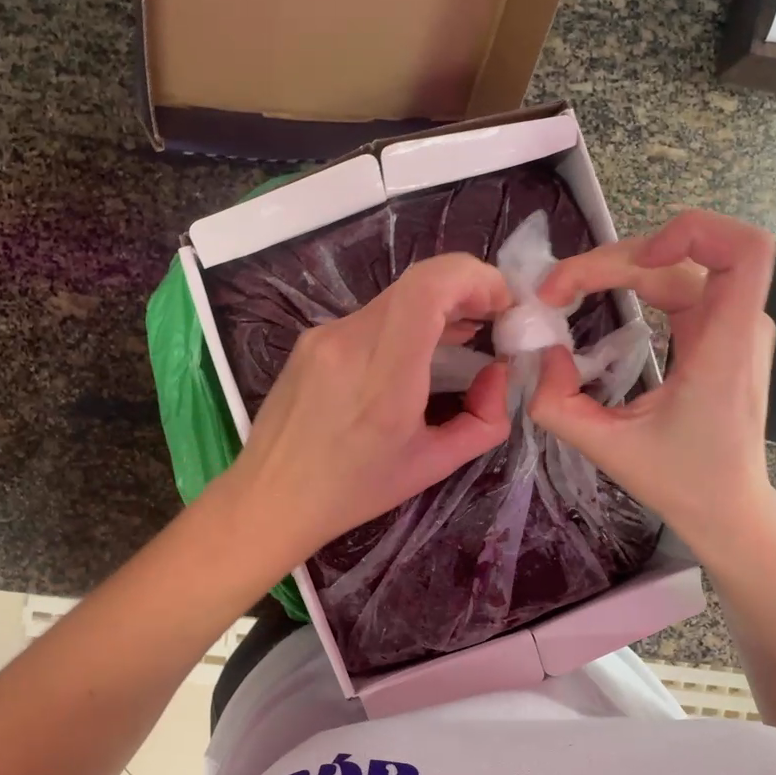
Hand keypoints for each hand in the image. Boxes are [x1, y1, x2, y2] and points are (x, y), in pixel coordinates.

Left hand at [221, 253, 513, 558]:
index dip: (474, 278)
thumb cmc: (354, 490)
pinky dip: (402, 323)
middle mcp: (349, 343)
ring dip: (435, 308)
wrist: (272, 496)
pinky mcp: (310, 340)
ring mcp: (323, 336)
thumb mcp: (432, 466)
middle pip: (417, 283)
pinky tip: (412, 355)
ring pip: (393, 299)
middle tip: (494, 320)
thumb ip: (483, 420)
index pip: (427, 288)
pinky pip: (368, 317)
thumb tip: (497, 372)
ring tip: (462, 338)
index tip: (503, 303)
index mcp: (383, 378)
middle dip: (465, 290)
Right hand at [528, 209, 775, 544]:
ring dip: (620, 267)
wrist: (726, 506)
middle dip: (612, 262)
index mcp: (725, 348)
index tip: (635, 262)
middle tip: (553, 292)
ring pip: (680, 264)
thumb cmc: (678, 480)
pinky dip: (637, 281)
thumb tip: (541, 354)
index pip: (744, 252)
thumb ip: (558, 403)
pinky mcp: (722, 333)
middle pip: (684, 255)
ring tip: (569, 289)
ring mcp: (735, 326)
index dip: (693, 232)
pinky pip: (682, 283)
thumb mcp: (605, 448)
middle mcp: (739, 325)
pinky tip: (602, 295)